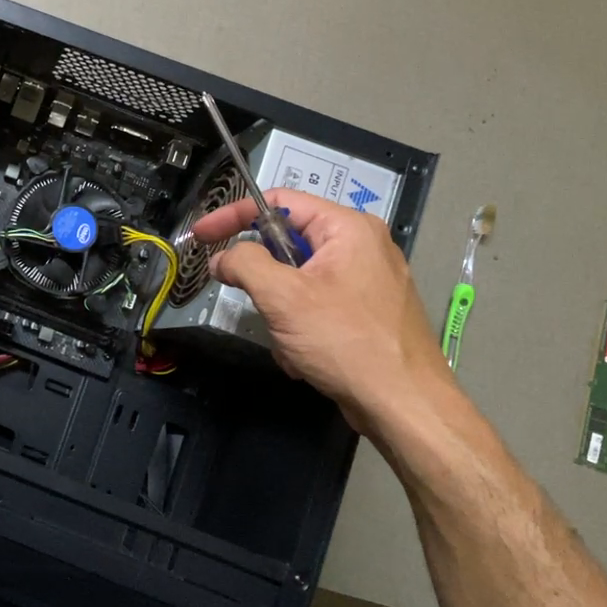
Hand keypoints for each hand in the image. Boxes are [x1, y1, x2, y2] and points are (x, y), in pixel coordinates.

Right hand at [192, 189, 456, 440]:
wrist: (405, 405)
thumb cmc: (345, 341)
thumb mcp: (283, 297)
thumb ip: (245, 264)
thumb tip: (223, 257)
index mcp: (348, 228)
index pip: (279, 201)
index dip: (233, 215)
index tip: (202, 235)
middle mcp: (362, 246)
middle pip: (288, 243)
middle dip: (263, 279)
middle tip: (248, 299)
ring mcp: (368, 281)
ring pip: (298, 280)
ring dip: (280, 312)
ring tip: (288, 341)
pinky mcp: (368, 312)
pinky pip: (316, 306)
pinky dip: (299, 328)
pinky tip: (305, 357)